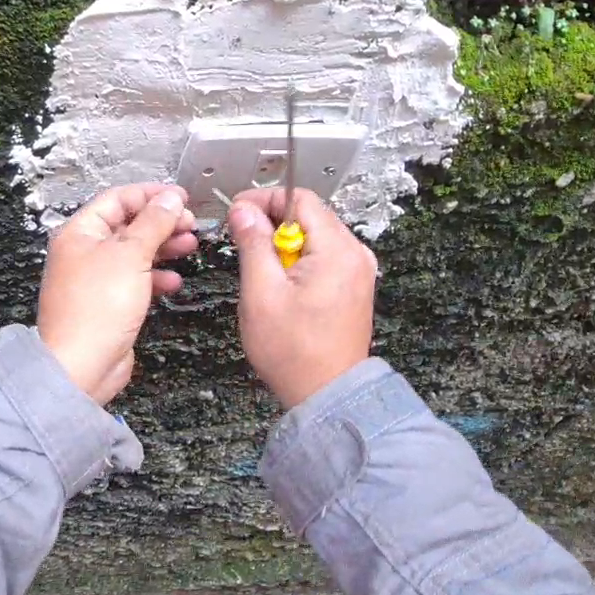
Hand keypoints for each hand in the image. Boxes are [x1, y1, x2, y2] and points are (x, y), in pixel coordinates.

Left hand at [37, 184, 197, 403]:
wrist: (81, 365)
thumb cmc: (94, 309)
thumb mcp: (130, 254)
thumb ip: (153, 223)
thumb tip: (170, 198)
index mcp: (79, 232)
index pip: (117, 199)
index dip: (150, 194)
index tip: (180, 196)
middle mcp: (83, 252)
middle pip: (127, 225)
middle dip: (161, 221)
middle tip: (189, 223)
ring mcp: (95, 279)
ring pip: (134, 252)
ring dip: (163, 247)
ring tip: (189, 245)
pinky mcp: (107, 303)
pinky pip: (135, 281)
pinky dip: (155, 277)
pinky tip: (173, 281)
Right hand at [227, 188, 376, 407]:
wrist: (326, 394)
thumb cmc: (294, 352)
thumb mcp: (261, 292)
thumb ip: (253, 244)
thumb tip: (243, 210)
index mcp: (337, 251)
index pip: (300, 199)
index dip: (264, 200)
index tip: (237, 212)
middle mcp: (355, 255)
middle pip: (309, 214)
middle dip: (272, 221)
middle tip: (241, 238)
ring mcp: (358, 271)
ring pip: (314, 235)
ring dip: (283, 241)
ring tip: (258, 266)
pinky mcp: (353, 287)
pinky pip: (323, 256)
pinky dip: (298, 258)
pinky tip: (279, 281)